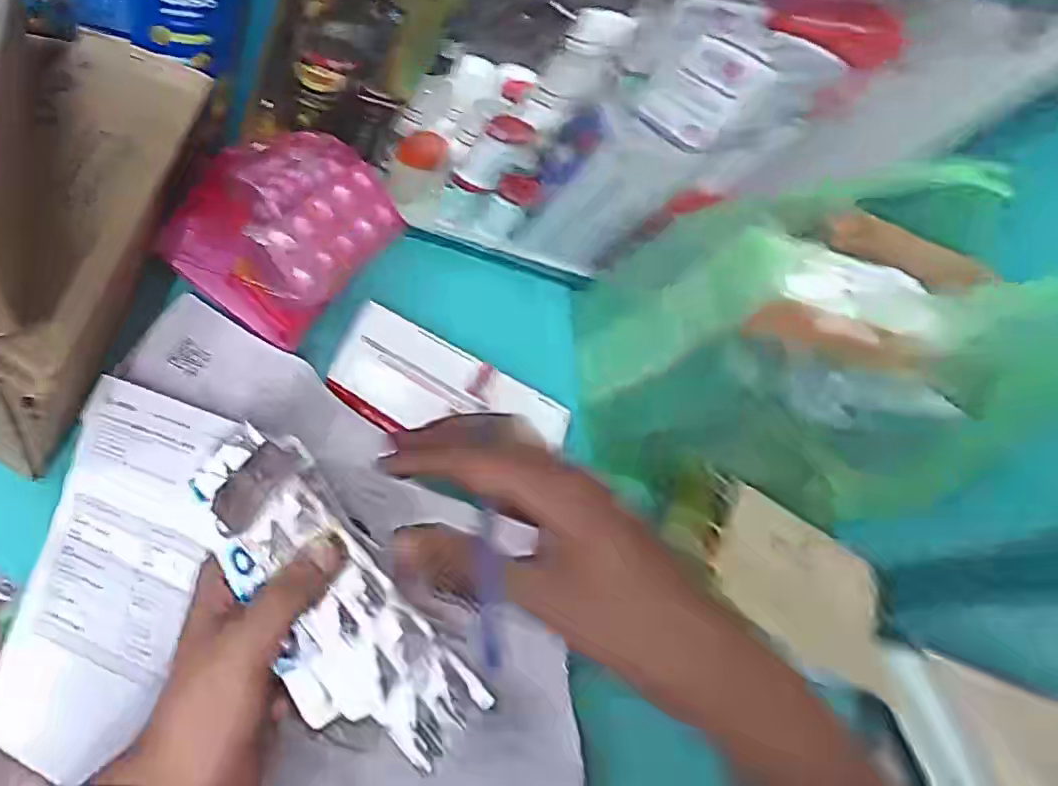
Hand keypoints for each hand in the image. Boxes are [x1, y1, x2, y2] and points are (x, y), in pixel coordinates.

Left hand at [95, 537, 342, 785]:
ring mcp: (258, 650)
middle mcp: (238, 612)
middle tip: (366, 562)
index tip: (328, 514)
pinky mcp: (276, 686)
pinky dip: (332, 661)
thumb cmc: (200, 709)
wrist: (197, 781)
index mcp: (220, 588)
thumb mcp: (246, 641)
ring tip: (375, 606)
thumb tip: (320, 550)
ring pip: (302, 621)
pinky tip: (360, 657)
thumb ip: (283, 595)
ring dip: (332, 619)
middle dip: (322, 575)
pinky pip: (311, 662)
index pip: (254, 539)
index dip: (287, 526)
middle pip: (285, 580)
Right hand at [382, 416, 879, 785]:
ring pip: (511, 447)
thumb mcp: (537, 596)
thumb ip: (465, 562)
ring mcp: (581, 490)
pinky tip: (475, 487)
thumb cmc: (624, 626)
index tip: (381, 461)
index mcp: (554, 487)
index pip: (473, 458)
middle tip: (393, 443)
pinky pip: (525, 469)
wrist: (718, 665)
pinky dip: (487, 465)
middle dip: (440, 435)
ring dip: (464, 444)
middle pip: (493, 435)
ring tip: (423, 453)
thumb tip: (398, 540)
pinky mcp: (587, 509)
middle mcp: (567, 475)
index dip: (423, 457)